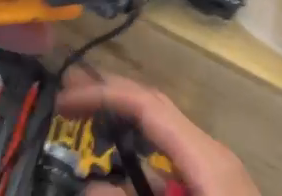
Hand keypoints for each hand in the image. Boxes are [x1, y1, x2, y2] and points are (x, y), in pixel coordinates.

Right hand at [57, 70, 260, 195]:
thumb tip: (91, 186)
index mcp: (207, 160)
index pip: (146, 104)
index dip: (101, 95)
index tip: (63, 103)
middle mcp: (213, 158)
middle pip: (154, 110)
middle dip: (109, 99)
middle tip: (66, 97)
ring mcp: (218, 177)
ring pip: (162, 138)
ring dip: (123, 129)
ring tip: (86, 129)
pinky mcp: (217, 195)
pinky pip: (173, 165)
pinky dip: (142, 160)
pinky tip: (120, 173)